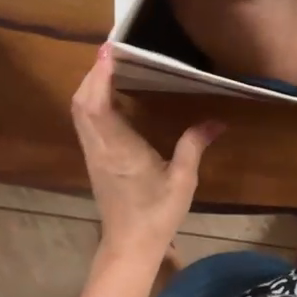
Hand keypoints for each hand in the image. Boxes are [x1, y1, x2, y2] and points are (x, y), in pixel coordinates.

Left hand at [70, 45, 224, 255]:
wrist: (130, 245)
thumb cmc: (157, 214)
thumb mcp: (183, 180)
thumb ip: (194, 146)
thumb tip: (216, 121)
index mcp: (119, 149)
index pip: (97, 105)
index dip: (98, 75)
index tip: (109, 50)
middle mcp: (99, 148)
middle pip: (82, 102)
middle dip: (92, 73)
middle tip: (112, 52)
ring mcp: (93, 154)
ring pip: (80, 112)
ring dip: (90, 86)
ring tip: (109, 66)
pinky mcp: (94, 160)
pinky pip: (86, 123)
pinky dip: (92, 102)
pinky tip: (108, 96)